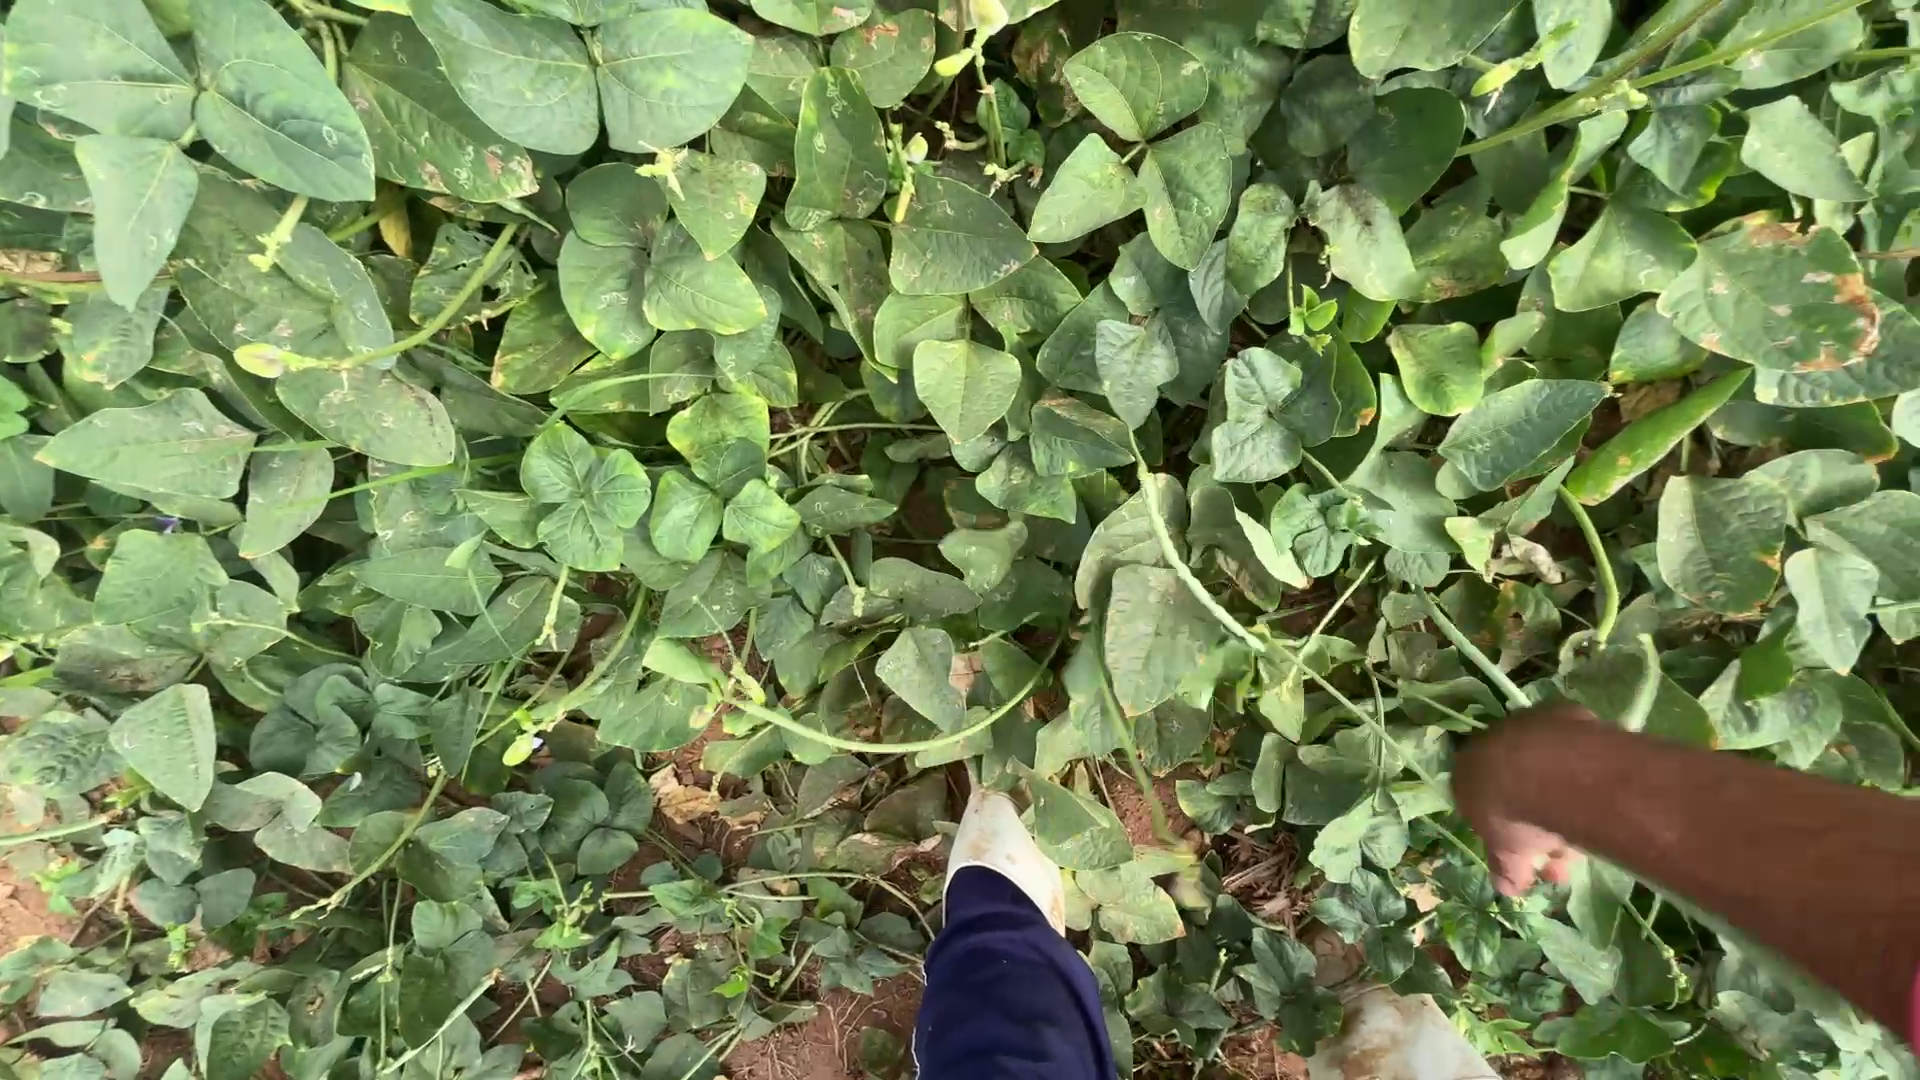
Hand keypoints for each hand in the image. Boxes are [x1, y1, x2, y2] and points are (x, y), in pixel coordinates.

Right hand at [1454, 704, 1589, 895]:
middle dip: (1540, 819)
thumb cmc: (1515, 813)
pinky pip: (1570, 743)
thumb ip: (1506, 868)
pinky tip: (1598, 785)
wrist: (1547, 769)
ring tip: (1593, 826)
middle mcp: (1486, 745)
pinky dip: (1580, 763)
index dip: (1511, 833)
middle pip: (1515, 782)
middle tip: (1569, 851)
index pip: (1483, 803)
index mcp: (1465, 774)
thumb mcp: (1509, 852)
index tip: (1536, 857)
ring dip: (1562, 792)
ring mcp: (1521, 726)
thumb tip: (1504, 891)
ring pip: (1544, 763)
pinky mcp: (1556, 713)